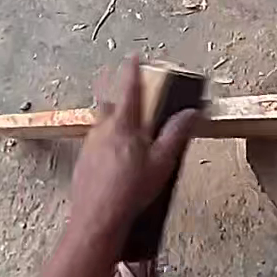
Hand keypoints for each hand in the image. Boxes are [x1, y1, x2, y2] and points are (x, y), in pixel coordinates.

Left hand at [69, 57, 198, 243]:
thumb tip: (191, 113)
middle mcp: (103, 129)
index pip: (129, 88)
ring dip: (109, 110)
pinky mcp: (84, 160)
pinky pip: (96, 138)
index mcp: (124, 125)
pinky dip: (105, 134)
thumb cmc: (129, 192)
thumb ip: (176, 133)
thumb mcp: (163, 162)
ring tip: (120, 112)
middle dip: (111, 83)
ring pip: (100, 119)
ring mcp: (90, 145)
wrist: (97, 220)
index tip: (134, 56)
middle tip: (114, 73)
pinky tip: (113, 147)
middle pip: (106, 98)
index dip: (131, 69)